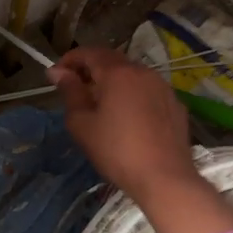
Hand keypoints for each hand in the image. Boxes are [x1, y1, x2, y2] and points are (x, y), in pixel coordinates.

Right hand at [48, 47, 199, 202]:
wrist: (165, 179)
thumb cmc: (116, 150)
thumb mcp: (82, 123)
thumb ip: (70, 92)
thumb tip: (58, 72)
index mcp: (118, 73)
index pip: (89, 53)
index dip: (69, 60)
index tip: (55, 76)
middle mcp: (143, 72)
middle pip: (112, 61)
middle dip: (91, 69)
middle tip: (75, 88)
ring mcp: (164, 88)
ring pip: (132, 75)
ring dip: (113, 82)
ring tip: (100, 103)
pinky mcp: (176, 105)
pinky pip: (148, 91)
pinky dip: (133, 95)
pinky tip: (128, 118)